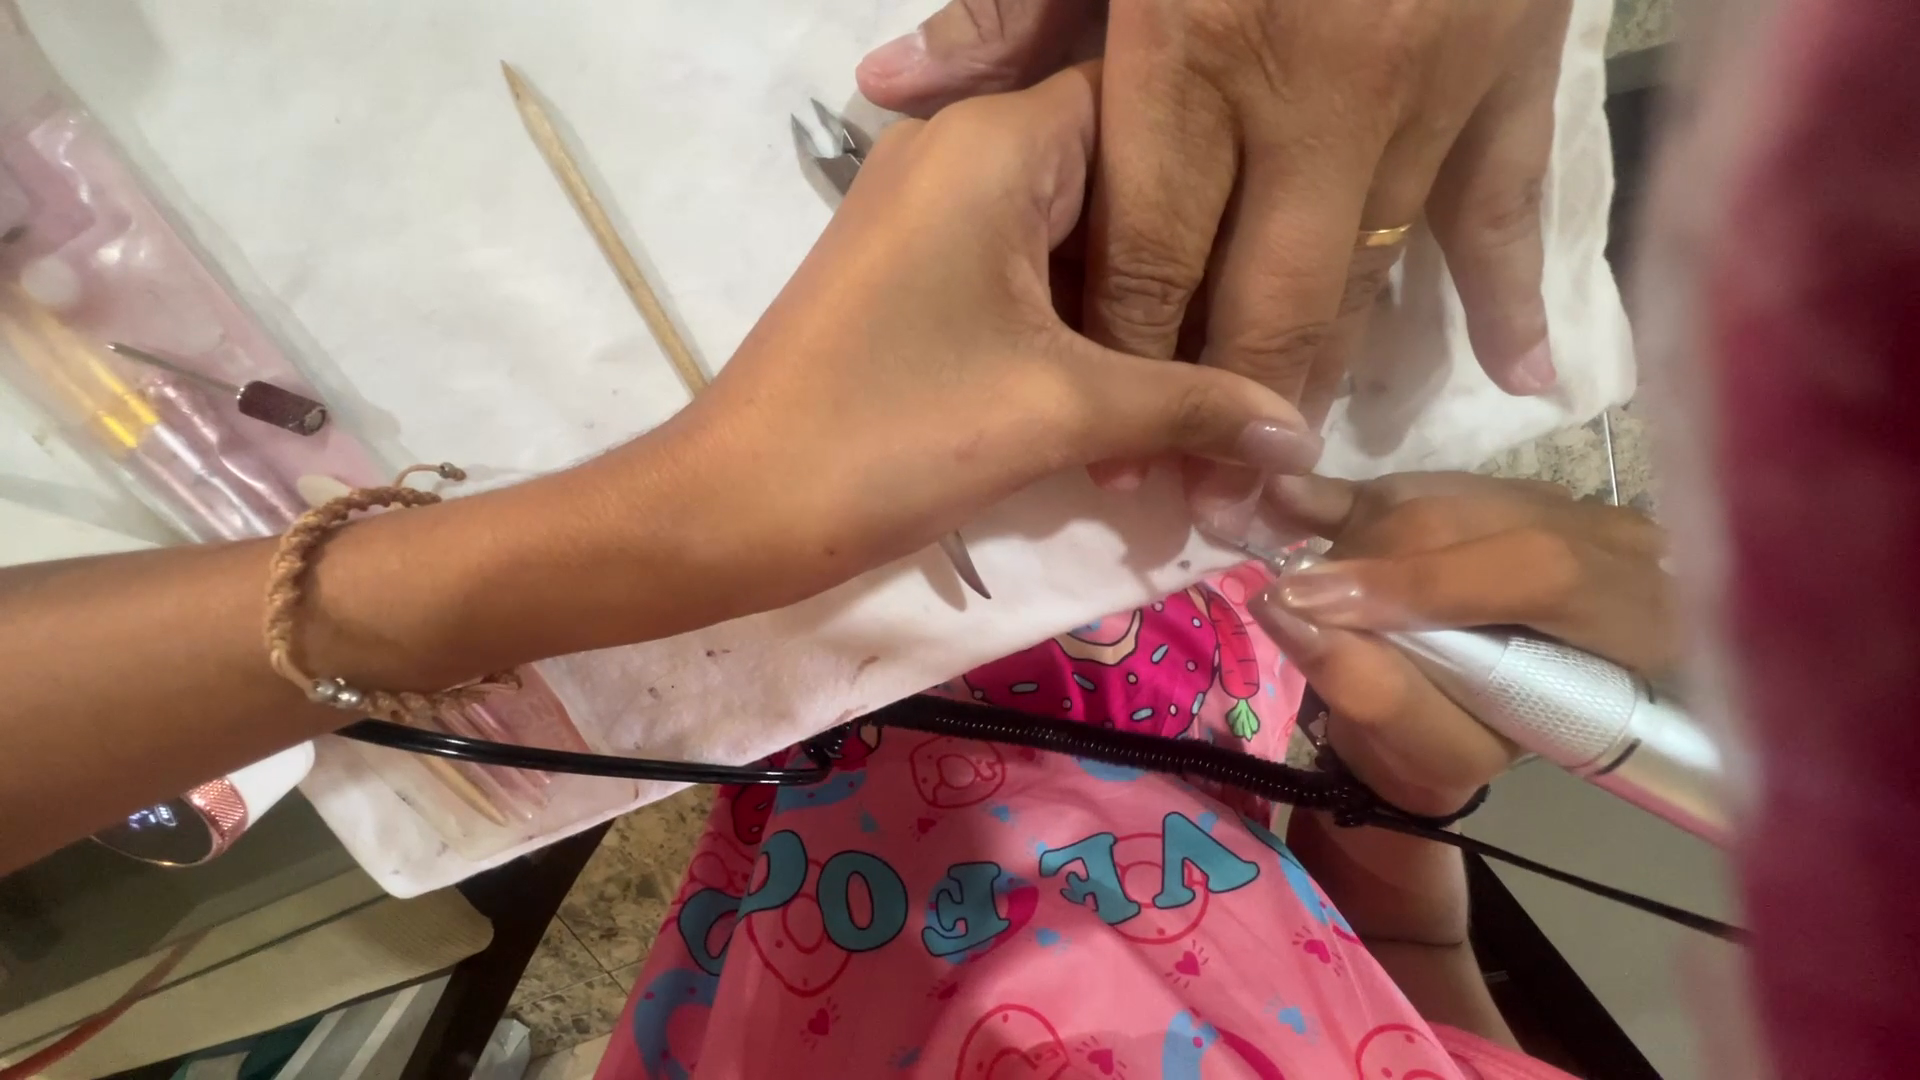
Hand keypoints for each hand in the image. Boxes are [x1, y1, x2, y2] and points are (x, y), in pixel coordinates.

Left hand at [626, 66, 1319, 612]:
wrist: (741, 509)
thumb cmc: (893, 439)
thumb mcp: (1059, 413)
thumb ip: (1194, 407)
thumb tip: (1301, 434)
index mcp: (997, 144)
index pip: (1159, 119)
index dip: (1231, 199)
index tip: (1289, 278)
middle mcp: (964, 155)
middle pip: (1122, 196)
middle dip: (1187, 291)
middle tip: (1255, 371)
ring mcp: (936, 222)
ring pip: (1075, 256)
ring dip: (1134, 335)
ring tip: (1201, 413)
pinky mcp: (920, 284)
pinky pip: (1027, 292)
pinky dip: (1080, 345)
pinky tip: (1132, 411)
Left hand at [859, 0, 1571, 407]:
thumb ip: (1001, 15)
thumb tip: (883, 73)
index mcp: (1194, 62)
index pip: (1150, 263)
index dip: (1133, 367)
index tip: (1127, 461)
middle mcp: (1313, 97)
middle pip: (1257, 298)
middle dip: (1226, 409)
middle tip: (1215, 507)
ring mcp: (1425, 88)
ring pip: (1364, 276)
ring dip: (1326, 383)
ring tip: (1298, 478)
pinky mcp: (1513, 65)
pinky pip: (1507, 201)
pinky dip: (1507, 291)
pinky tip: (1521, 376)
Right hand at [1245, 472, 1673, 815]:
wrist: (1464, 717)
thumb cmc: (1464, 744)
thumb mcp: (1435, 749)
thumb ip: (1373, 690)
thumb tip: (1281, 609)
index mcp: (1641, 621)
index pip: (1539, 570)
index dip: (1420, 580)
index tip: (1313, 601)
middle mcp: (1605, 539)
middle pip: (1465, 522)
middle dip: (1365, 564)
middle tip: (1295, 603)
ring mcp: (1540, 498)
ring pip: (1421, 495)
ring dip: (1346, 542)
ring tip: (1307, 590)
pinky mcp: (1475, 483)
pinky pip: (1395, 482)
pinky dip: (1332, 494)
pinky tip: (1283, 499)